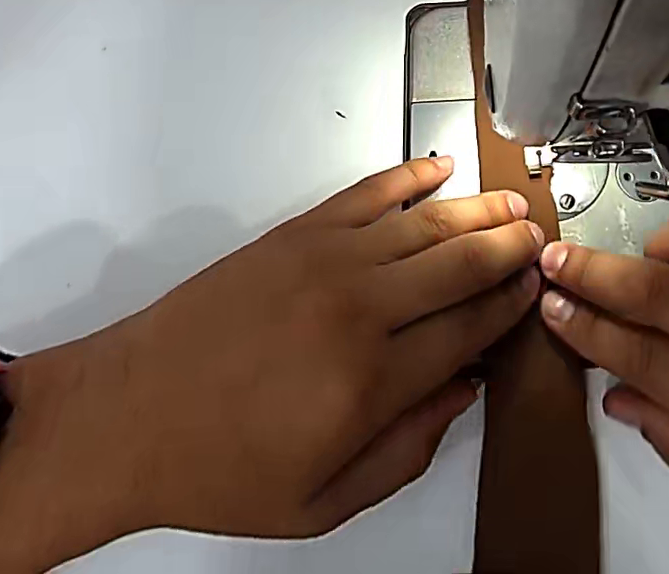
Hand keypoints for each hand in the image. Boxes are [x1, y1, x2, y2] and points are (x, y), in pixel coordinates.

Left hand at [0, 157, 543, 569]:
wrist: (130, 412)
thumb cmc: (225, 467)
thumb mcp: (323, 502)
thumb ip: (408, 448)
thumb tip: (466, 387)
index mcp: (372, 382)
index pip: (469, 329)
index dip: (509, 305)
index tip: (533, 289)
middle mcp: (362, 309)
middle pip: (461, 263)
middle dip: (510, 248)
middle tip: (538, 238)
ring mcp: (330, 258)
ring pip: (427, 221)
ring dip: (477, 209)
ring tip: (512, 204)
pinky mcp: (300, 230)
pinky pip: (371, 190)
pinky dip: (411, 173)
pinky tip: (441, 165)